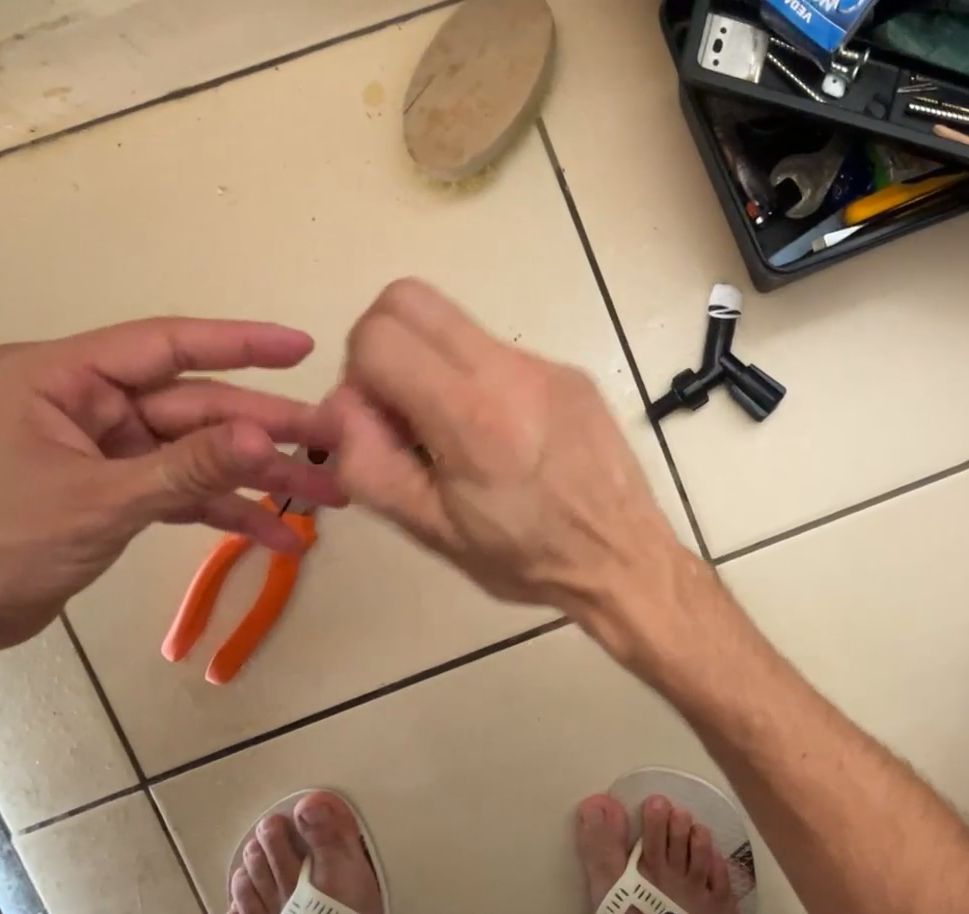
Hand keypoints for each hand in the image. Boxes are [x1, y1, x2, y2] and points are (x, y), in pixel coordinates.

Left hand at [0, 318, 344, 653]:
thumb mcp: (95, 501)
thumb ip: (186, 468)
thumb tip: (263, 438)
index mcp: (58, 379)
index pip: (165, 347)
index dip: (240, 344)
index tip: (304, 348)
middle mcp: (83, 406)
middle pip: (197, 409)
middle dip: (268, 433)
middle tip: (338, 445)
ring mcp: (100, 452)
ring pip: (198, 455)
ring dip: (260, 478)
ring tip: (328, 496)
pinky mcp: (110, 494)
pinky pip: (182, 494)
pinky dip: (226, 513)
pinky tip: (277, 535)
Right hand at [329, 279, 685, 617]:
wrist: (624, 557)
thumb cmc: (528, 558)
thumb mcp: (432, 530)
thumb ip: (369, 461)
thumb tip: (344, 404)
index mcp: (471, 416)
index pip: (376, 335)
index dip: (360, 376)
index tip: (385, 425)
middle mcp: (511, 372)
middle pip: (410, 299)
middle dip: (387, 346)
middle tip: (406, 411)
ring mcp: (549, 367)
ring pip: (459, 326)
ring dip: (438, 365)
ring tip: (462, 434)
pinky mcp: (574, 374)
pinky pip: (504, 352)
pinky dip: (484, 380)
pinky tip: (509, 437)